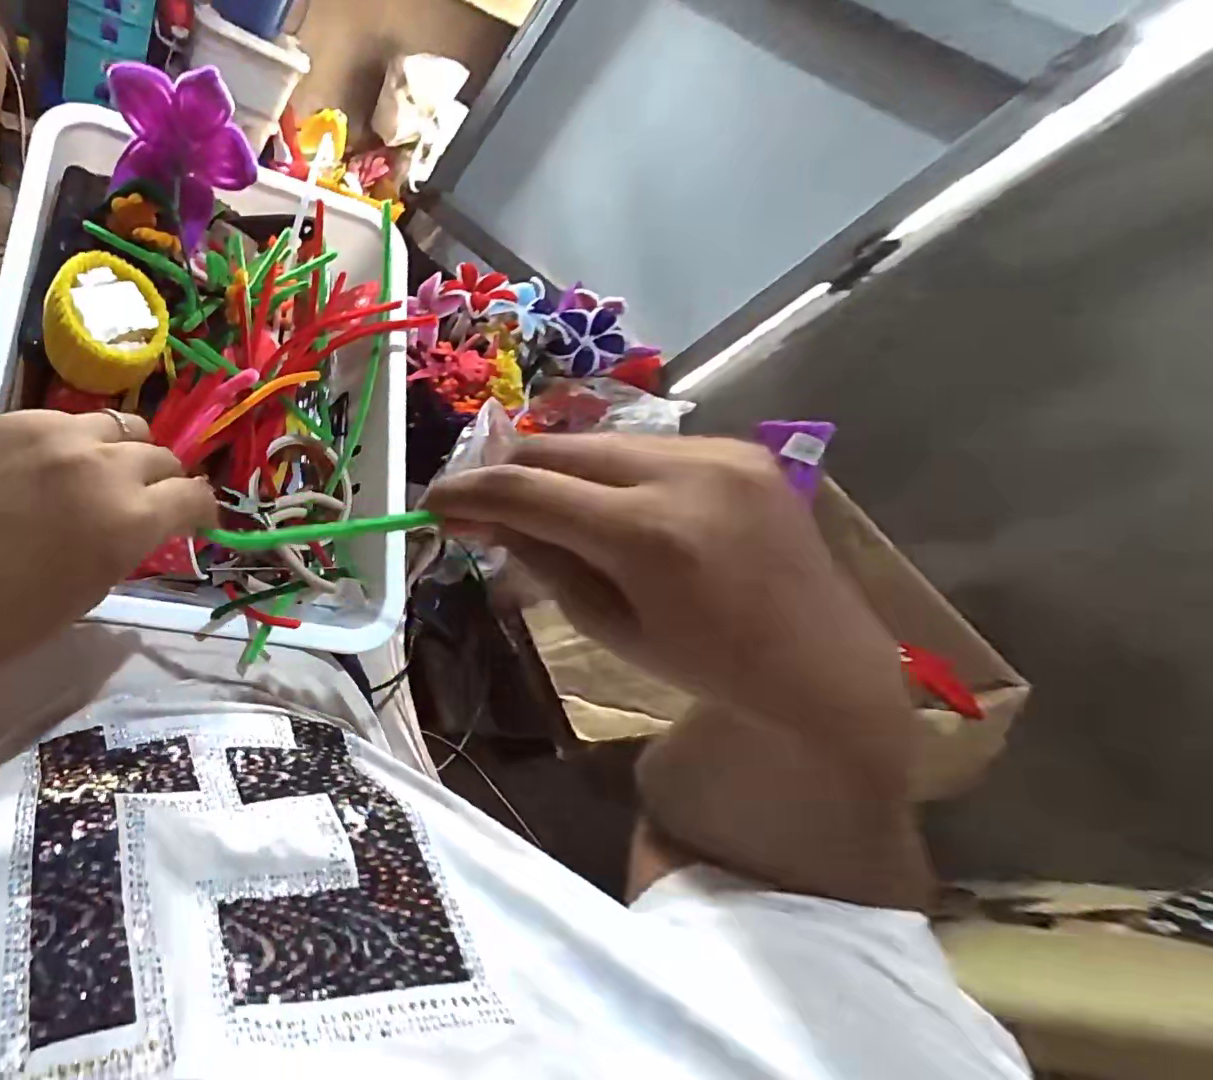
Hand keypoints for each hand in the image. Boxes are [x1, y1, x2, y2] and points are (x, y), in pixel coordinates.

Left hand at [0, 410, 217, 723]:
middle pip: (161, 454)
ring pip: (121, 425)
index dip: (202, 510)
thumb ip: (131, 544)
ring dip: (125, 453)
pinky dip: (78, 443)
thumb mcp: (90, 590)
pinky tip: (54, 470)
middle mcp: (100, 465)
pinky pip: (69, 421)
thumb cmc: (4, 625)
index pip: (193, 495)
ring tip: (104, 477)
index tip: (197, 521)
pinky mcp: (12, 421)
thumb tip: (151, 519)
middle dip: (165, 482)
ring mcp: (53, 434)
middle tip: (148, 504)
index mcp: (126, 521)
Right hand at [425, 434, 913, 777]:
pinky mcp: (734, 447)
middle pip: (550, 448)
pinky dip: (592, 471)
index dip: (465, 491)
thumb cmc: (704, 665)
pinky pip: (632, 448)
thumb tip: (481, 519)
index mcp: (648, 534)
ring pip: (588, 441)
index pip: (525, 490)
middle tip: (471, 509)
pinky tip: (591, 504)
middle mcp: (682, 472)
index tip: (431, 502)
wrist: (825, 665)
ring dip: (544, 471)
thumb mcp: (602, 621)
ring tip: (528, 509)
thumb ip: (538, 557)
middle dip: (498, 475)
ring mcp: (715, 451)